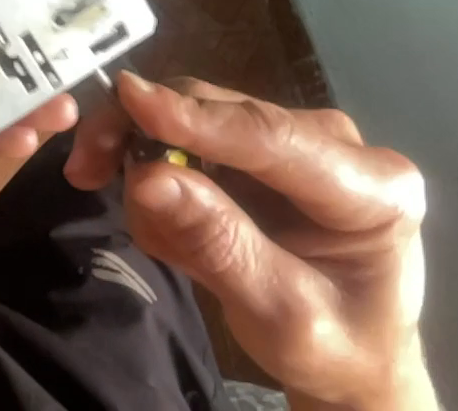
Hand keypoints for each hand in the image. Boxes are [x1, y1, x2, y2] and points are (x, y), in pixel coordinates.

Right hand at [73, 74, 435, 410]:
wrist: (347, 360)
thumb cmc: (333, 349)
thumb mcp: (280, 316)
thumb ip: (219, 245)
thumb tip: (146, 177)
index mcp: (373, 187)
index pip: (270, 138)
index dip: (193, 117)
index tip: (127, 96)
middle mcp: (332, 141)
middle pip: (216, 111)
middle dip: (144, 133)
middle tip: (84, 171)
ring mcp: (290, 134)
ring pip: (188, 112)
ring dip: (141, 154)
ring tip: (144, 226)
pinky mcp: (253, 140)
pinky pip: (181, 133)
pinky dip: (155, 170)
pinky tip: (166, 219)